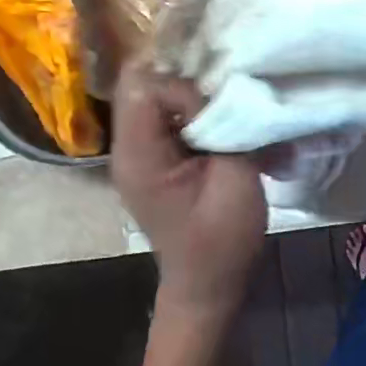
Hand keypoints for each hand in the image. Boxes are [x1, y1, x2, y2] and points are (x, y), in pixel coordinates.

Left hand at [111, 63, 267, 314]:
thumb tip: (231, 85)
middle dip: (187, 79)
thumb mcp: (236, 181)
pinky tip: (223, 126)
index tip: (218, 106)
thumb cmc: (222, 241)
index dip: (184, 85)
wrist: (207, 286)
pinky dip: (197, 113)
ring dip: (194, 95)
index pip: (144, 86)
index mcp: (138, 155)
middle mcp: (129, 147)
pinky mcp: (156, 158)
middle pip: (143, 84)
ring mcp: (140, 152)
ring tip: (228, 106)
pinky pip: (169, 117)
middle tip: (225, 87)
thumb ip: (229, 128)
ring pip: (157, 96)